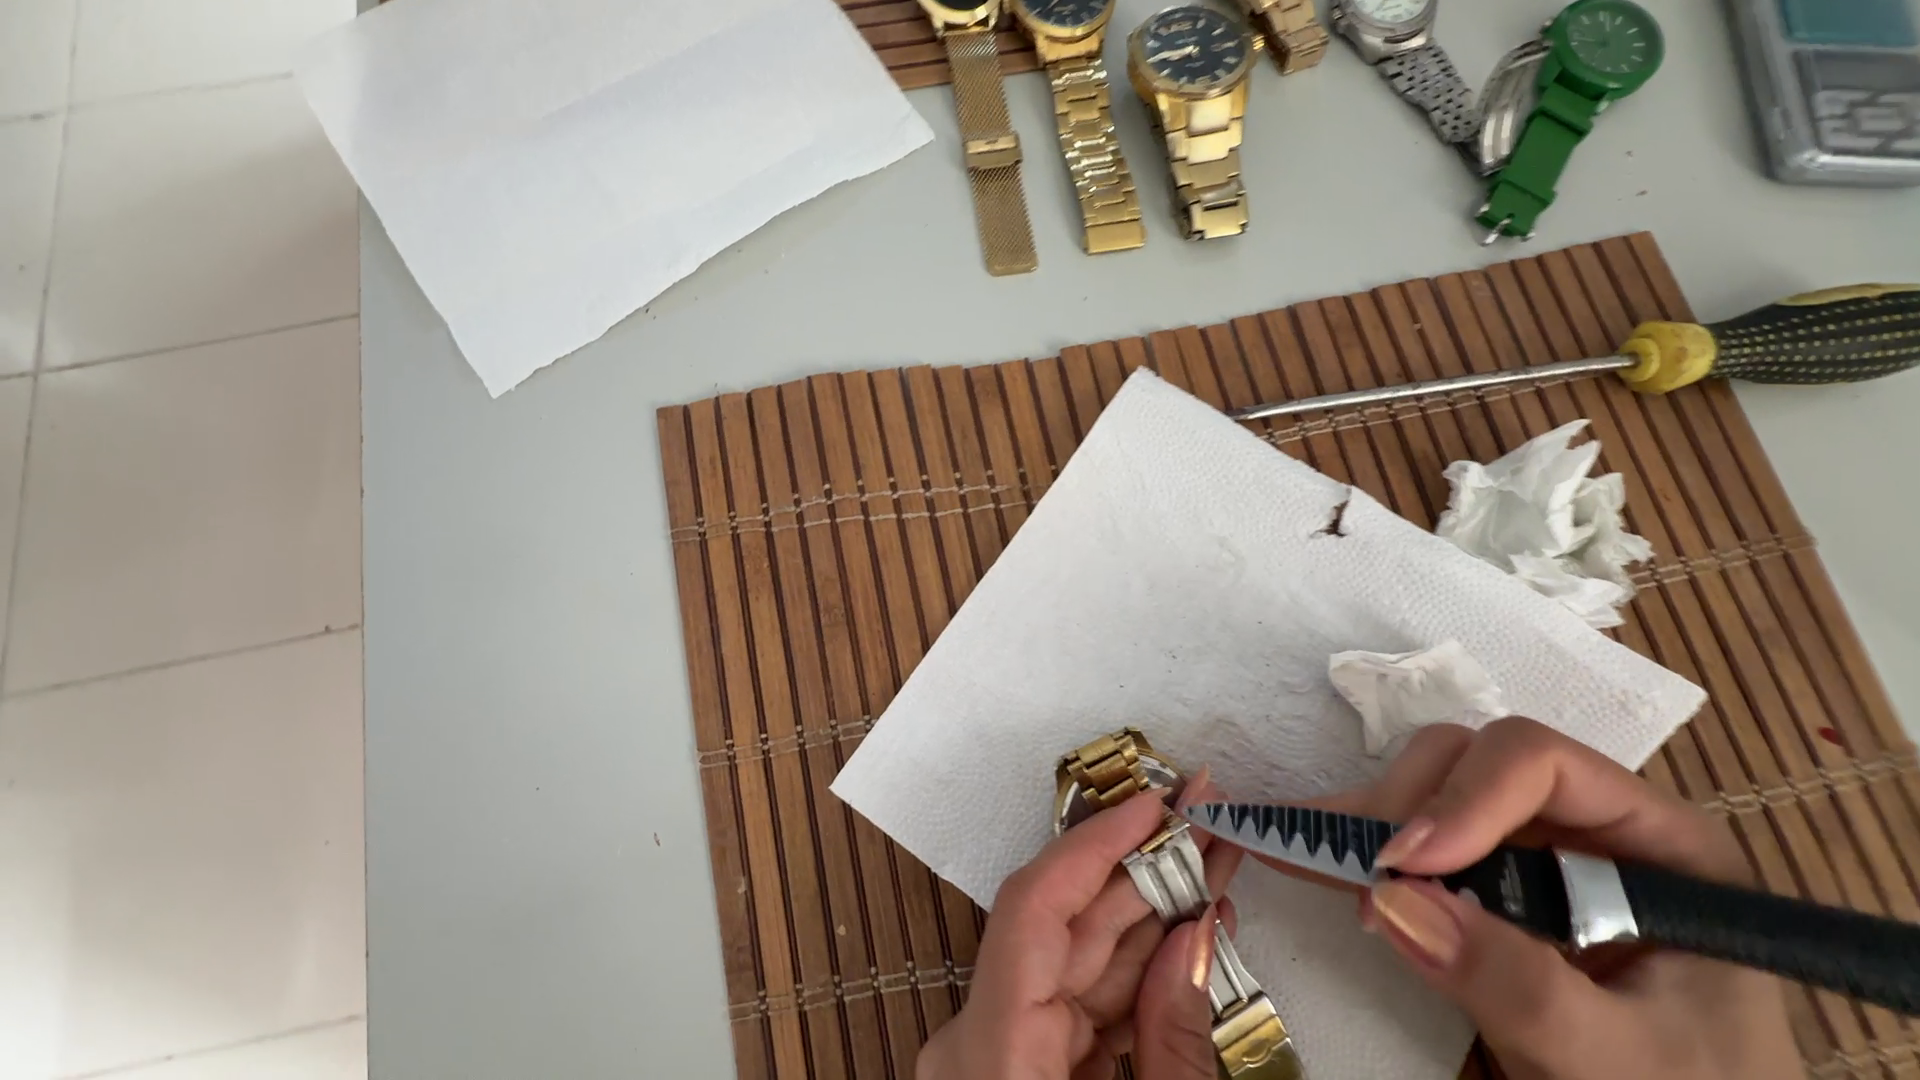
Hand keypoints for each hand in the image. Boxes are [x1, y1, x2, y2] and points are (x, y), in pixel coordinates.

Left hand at [917, 773, 1242, 1079]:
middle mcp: (983, 1038)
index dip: (1096, 842)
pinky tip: (1191, 929)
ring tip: (1215, 860)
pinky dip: (1141, 970)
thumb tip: (1195, 938)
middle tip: (1206, 817)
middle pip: (1068, 924)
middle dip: (1145, 866)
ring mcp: (1005, 1051)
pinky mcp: (1030, 1068)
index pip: (1033, 907)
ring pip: (1084, 959)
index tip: (1154, 801)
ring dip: (1155, 911)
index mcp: (990, 1052)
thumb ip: (1172, 1042)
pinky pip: (1087, 1002)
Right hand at [1292, 717, 1800, 1079]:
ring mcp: (1524, 846)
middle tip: (1370, 883)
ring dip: (1371, 825)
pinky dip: (1348, 840)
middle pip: (1469, 760)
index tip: (1407, 863)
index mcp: (1652, 840)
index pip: (1540, 763)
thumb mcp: (1619, 1059)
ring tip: (1336, 881)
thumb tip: (1393, 897)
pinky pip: (1402, 832)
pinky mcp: (1478, 875)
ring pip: (1423, 783)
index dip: (1464, 796)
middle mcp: (1581, 823)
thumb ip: (1522, 986)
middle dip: (1407, 811)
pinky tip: (1299, 851)